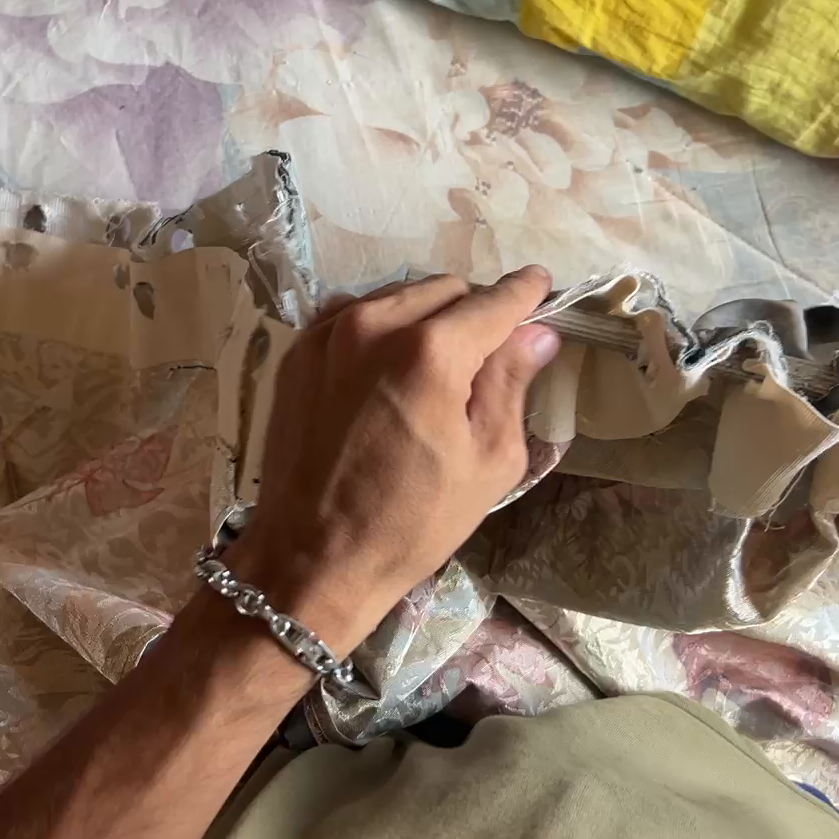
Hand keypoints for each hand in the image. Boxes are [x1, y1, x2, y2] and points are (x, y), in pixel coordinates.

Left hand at [222, 268, 561, 654]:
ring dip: (424, 315)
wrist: (310, 553)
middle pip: (443, 290)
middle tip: (483, 351)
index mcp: (429, 353)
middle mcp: (373, 325)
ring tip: (432, 362)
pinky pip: (351, 313)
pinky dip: (377, 325)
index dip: (524, 293)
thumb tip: (536, 333)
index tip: (541, 285)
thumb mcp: (486, 462)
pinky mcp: (297, 351)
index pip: (492, 302)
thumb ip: (510, 384)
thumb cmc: (410, 521)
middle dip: (472, 311)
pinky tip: (383, 363)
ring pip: (395, 296)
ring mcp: (327, 334)